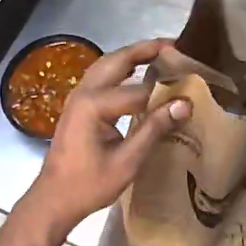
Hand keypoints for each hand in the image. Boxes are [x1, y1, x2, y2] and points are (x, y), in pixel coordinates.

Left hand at [12, 38, 191, 242]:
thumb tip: (184, 104)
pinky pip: (102, 75)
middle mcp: (84, 92)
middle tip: (175, 46)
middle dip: (146, 50)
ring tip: (160, 53)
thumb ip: (153, 129)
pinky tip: (138, 72)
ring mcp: (78, 96)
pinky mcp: (78, 104)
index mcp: (94, 105)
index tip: (191, 89)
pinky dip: (122, 67)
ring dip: (133, 55)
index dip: (166, 91)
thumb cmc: (88, 184)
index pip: (139, 91)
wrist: (53, 199)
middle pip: (118, 60)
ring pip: (107, 63)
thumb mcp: (126, 162)